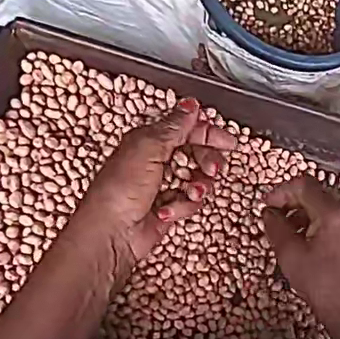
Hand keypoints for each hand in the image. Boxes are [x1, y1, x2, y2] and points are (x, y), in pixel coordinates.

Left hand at [71, 98, 235, 280]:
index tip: (228, 142)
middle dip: (208, 161)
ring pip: (199, 180)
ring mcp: (164, 185)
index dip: (209, 134)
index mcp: (150, 140)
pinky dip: (183, 207)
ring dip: (197, 187)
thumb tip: (191, 106)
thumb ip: (174, 127)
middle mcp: (158, 161)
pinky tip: (168, 211)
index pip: (187, 129)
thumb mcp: (148, 148)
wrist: (111, 232)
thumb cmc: (120, 189)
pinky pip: (191, 203)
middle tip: (211, 169)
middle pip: (198, 154)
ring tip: (190, 193)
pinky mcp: (169, 207)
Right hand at [260, 176, 339, 327]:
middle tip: (271, 216)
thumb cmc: (321, 283)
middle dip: (288, 202)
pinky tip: (296, 240)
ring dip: (297, 213)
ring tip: (281, 231)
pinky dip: (308, 223)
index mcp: (332, 213)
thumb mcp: (289, 252)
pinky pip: (325, 219)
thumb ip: (275, 226)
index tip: (267, 204)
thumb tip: (268, 213)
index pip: (303, 185)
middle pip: (311, 193)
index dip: (280, 192)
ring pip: (317, 206)